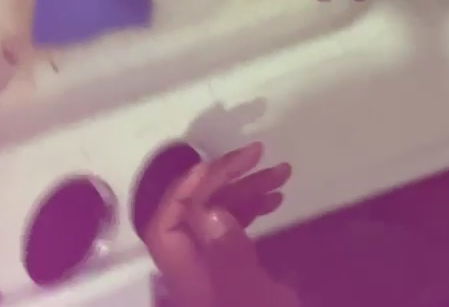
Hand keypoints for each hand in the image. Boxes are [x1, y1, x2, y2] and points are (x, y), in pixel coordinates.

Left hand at [142, 143, 297, 306]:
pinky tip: (276, 200)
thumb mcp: (254, 299)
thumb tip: (207, 209)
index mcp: (186, 281)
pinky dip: (251, 211)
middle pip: (191, 217)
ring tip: (283, 174)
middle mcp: (191, 277)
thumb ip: (229, 257)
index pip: (166, 226)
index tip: (225, 163)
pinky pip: (231, 234)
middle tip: (262, 156)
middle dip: (225, 181)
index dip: (186, 189)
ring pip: (215, 221)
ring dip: (246, 192)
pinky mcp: (229, 281)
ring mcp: (210, 279)